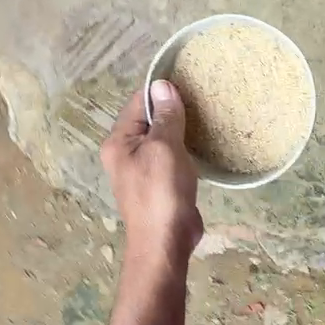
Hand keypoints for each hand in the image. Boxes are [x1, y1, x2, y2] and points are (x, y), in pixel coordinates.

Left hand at [101, 81, 202, 261]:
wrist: (165, 242)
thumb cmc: (161, 194)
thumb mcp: (164, 149)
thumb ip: (166, 118)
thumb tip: (162, 85)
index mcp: (118, 142)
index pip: (139, 103)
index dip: (162, 91)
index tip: (189, 82)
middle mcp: (124, 153)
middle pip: (149, 120)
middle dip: (173, 109)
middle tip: (203, 99)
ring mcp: (141, 171)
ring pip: (161, 139)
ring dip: (180, 130)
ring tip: (206, 118)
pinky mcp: (159, 185)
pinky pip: (170, 157)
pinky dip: (184, 148)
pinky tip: (201, 146)